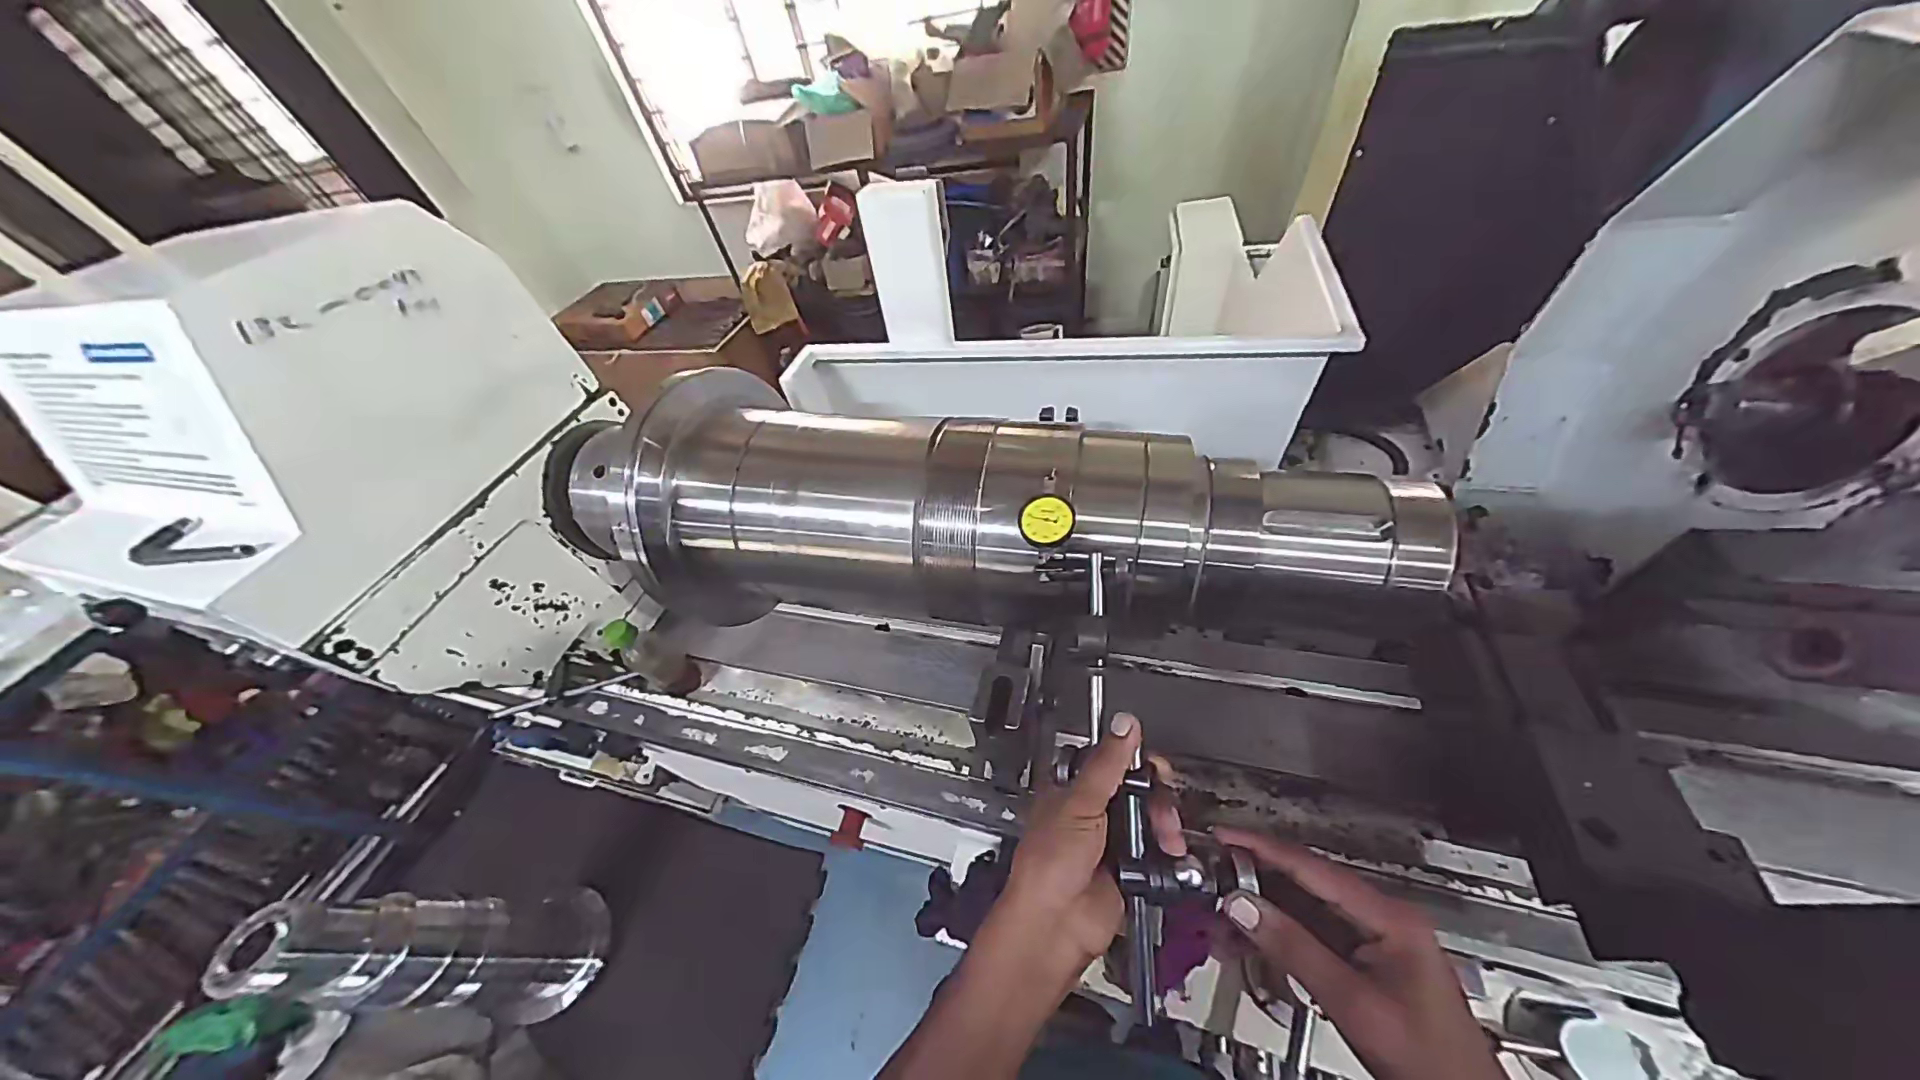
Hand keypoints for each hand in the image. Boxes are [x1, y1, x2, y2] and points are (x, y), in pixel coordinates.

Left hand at [990, 710, 1144, 965]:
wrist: (1055, 925)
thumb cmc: (1048, 864)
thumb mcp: (1080, 803)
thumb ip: (1107, 764)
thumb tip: (1124, 725)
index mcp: (1072, 790)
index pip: (1110, 761)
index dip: (1134, 761)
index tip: (1154, 766)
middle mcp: (1092, 814)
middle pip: (1137, 792)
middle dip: (1156, 799)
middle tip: (1161, 809)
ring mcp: (1111, 843)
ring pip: (1151, 822)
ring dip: (1165, 828)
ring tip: (1166, 839)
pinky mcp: (1130, 871)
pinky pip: (1158, 855)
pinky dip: (1168, 855)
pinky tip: (1170, 857)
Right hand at [1213, 828, 1503, 1079]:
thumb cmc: (1426, 1059)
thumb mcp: (1352, 1002)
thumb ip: (1294, 949)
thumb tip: (1243, 904)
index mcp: (1388, 916)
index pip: (1312, 866)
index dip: (1262, 848)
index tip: (1224, 837)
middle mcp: (1379, 917)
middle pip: (1303, 883)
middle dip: (1254, 883)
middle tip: (1213, 879)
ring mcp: (1370, 937)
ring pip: (1301, 910)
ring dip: (1260, 915)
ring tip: (1222, 924)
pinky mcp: (1360, 958)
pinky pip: (1308, 934)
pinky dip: (1276, 937)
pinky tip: (1248, 945)